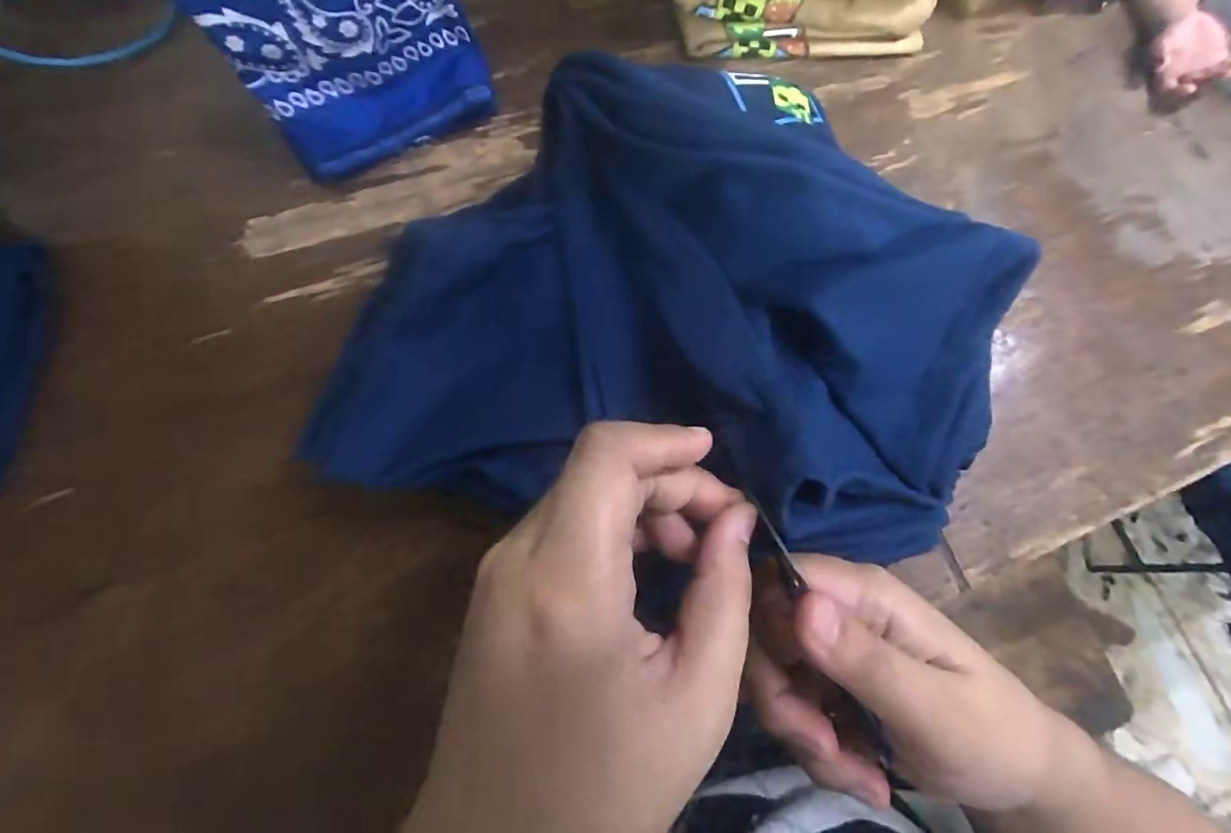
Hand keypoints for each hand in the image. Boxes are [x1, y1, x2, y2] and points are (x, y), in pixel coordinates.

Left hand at [404, 423, 758, 832]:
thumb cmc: (606, 790)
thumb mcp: (697, 696)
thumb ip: (724, 590)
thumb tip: (735, 516)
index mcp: (566, 582)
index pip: (605, 455)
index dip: (663, 440)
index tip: (715, 454)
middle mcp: (518, 558)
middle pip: (598, 469)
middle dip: (669, 480)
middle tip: (723, 524)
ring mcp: (497, 571)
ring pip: (581, 492)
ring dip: (644, 503)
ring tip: (694, 550)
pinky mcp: (494, 588)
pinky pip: (563, 525)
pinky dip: (614, 526)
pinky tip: (651, 567)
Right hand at [743, 555, 1090, 813]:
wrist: (1017, 776)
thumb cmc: (989, 732)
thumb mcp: (932, 708)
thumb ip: (866, 659)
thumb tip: (800, 605)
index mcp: (867, 593)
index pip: (782, 577)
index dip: (767, 626)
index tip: (793, 687)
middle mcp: (842, 610)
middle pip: (768, 632)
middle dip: (784, 700)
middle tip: (825, 750)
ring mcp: (834, 648)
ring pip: (777, 679)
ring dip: (806, 738)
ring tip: (862, 777)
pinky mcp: (832, 684)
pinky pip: (796, 712)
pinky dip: (818, 753)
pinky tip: (864, 777)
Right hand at [1152, 10, 1230, 99]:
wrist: (1188, 23)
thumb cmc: (1171, 34)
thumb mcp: (1163, 42)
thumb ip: (1161, 52)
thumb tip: (1160, 62)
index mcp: (1171, 77)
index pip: (1172, 90)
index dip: (1180, 92)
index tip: (1190, 88)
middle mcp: (1188, 79)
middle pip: (1197, 85)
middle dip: (1209, 82)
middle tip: (1219, 76)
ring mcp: (1205, 72)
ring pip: (1215, 77)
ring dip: (1226, 74)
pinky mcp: (1220, 62)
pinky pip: (1230, 65)